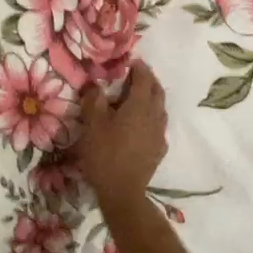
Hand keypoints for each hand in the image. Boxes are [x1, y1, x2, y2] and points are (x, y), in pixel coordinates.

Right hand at [76, 59, 168, 205]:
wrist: (122, 191)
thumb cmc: (105, 154)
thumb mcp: (92, 125)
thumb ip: (94, 101)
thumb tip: (95, 85)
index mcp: (139, 105)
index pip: (143, 78)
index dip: (139, 68)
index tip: (131, 61)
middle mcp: (154, 115)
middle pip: (157, 91)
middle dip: (149, 79)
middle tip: (137, 75)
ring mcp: (160, 133)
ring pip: (160, 108)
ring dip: (152, 97)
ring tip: (138, 97)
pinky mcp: (159, 149)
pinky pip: (158, 125)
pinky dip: (151, 117)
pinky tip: (142, 124)